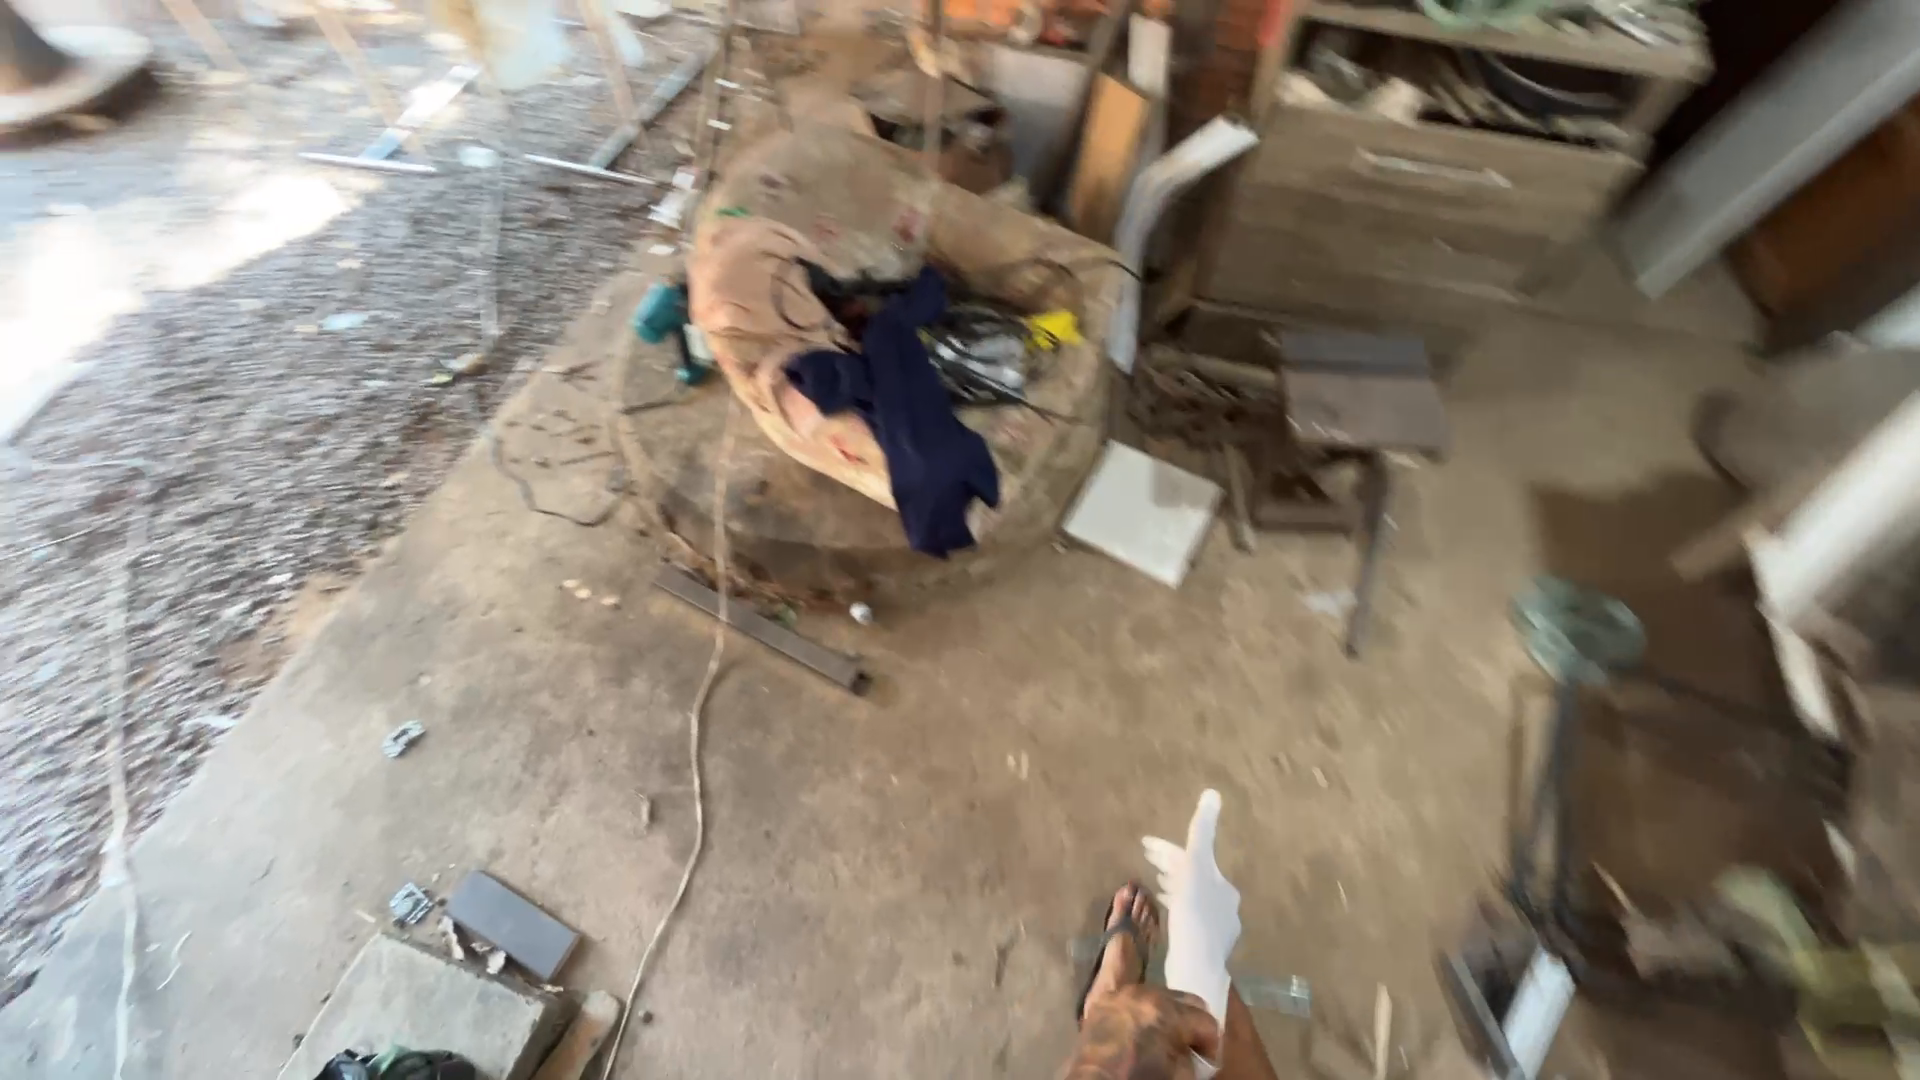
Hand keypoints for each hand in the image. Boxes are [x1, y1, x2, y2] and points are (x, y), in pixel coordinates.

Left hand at [1061, 984, 1221, 1079]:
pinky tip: (1132, 983)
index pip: (1205, 1020)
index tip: (1207, 1062)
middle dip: (1190, 1024)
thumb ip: (1191, 1057)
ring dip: (1165, 1012)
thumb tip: (1192, 1051)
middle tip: (1188, 1050)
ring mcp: (1122, 993)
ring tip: (1162, 1036)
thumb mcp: (1179, 1076)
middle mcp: (1145, 993)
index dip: (1211, 1044)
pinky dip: (1132, 988)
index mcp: (1167, 1013)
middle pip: (1183, 999)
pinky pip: (1121, 982)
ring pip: (1157, 992)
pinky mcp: (1104, 999)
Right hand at [1143, 789, 1240, 1027]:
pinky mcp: (1205, 944)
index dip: (1166, 848)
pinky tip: (1165, 906)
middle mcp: (1225, 904)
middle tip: (1145, 856)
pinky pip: (1188, 912)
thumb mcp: (1195, 866)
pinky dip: (1175, 902)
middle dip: (1170, 862)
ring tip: (1153, 879)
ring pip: (1190, 894)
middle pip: (1192, 875)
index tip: (1145, 844)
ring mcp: (1217, 926)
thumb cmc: (1193, 914)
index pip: (1192, 857)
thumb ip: (1203, 832)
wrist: (1196, 967)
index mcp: (1223, 884)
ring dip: (1172, 882)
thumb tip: (1213, 792)